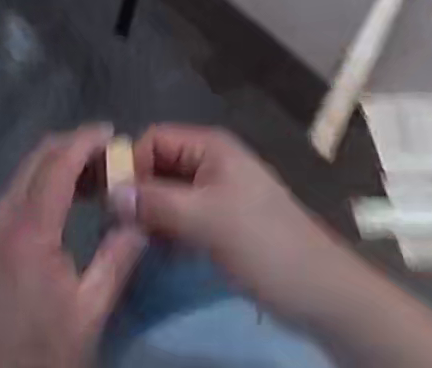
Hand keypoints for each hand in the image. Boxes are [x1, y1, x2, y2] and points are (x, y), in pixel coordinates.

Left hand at [0, 125, 147, 367]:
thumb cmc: (40, 352)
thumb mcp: (88, 312)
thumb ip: (117, 259)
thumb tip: (141, 217)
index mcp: (29, 227)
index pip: (59, 162)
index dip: (87, 141)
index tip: (116, 133)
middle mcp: (4, 213)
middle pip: (40, 155)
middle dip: (76, 145)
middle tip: (112, 155)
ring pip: (28, 169)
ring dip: (61, 161)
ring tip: (99, 175)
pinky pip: (20, 188)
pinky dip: (46, 179)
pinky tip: (71, 197)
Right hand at [130, 124, 431, 367]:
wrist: (321, 291)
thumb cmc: (264, 243)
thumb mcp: (207, 220)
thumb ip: (157, 203)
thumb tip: (110, 193)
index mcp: (210, 146)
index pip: (153, 140)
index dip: (131, 166)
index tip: (109, 203)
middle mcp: (211, 161)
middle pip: (159, 166)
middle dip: (138, 194)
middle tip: (118, 230)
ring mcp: (218, 193)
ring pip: (168, 194)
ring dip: (151, 216)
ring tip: (137, 244)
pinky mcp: (223, 222)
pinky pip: (183, 217)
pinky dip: (168, 231)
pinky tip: (160, 253)